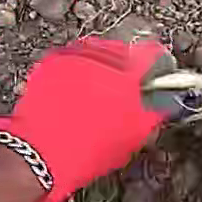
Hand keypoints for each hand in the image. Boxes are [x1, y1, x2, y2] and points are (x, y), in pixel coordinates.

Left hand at [0, 39, 183, 201]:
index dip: (157, 65)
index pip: (151, 54)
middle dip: (127, 64)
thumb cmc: (90, 148)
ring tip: (98, 89)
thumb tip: (161, 103)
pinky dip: (78, 69)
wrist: (40, 152)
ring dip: (101, 64)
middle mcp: (99, 56)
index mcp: (126, 73)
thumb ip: (151, 113)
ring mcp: (72, 56)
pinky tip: (76, 90)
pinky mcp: (50, 62)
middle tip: (126, 86)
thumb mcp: (132, 136)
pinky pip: (72, 58)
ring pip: (96, 51)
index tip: (156, 76)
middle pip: (122, 50)